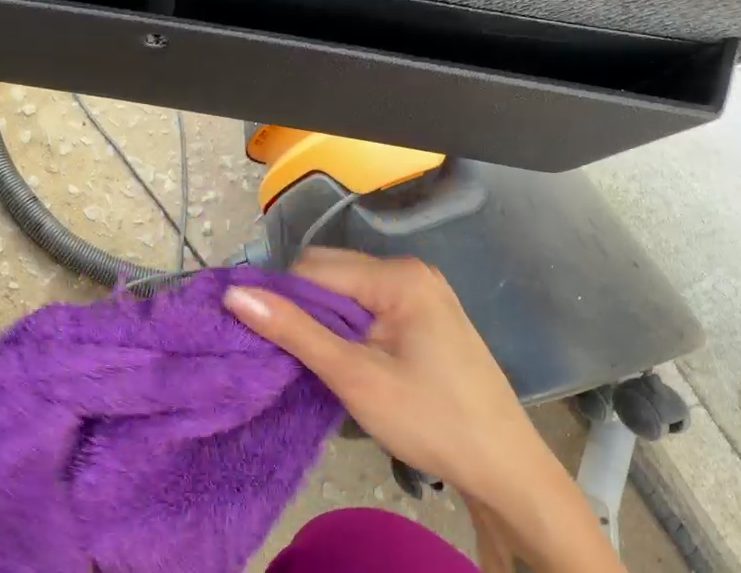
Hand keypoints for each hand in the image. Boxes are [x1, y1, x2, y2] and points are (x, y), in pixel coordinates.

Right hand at [225, 249, 622, 572]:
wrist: (508, 473)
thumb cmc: (432, 421)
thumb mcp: (354, 377)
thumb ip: (293, 331)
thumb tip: (233, 294)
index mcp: (398, 276)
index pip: (313, 267)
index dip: (281, 298)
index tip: (260, 337)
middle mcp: (410, 272)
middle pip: (329, 274)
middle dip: (302, 310)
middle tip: (291, 356)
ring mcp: (421, 293)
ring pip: (344, 293)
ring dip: (323, 322)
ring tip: (316, 362)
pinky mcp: (425, 316)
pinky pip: (366, 307)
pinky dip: (346, 329)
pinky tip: (345, 361)